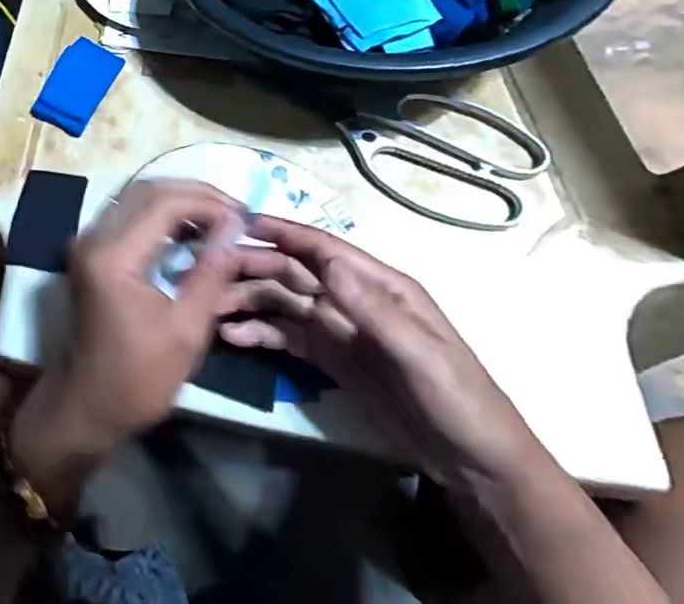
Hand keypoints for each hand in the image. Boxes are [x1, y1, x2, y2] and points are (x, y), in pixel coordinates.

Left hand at [11, 180, 246, 497]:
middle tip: (235, 212)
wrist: (84, 409)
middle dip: (197, 195)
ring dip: (181, 200)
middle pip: (149, 190)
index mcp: (113, 257)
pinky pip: (130, 214)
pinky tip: (192, 229)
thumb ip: (212, 271)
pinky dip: (163, 213)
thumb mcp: (187, 330)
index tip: (243, 217)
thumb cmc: (137, 379)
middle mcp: (94, 238)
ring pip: (139, 197)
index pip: (165, 204)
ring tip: (220, 218)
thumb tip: (235, 227)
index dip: (208, 203)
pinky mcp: (91, 252)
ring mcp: (88, 242)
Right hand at [220, 216, 534, 487]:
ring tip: (212, 306)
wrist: (472, 462)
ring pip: (285, 302)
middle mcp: (354, 299)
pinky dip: (260, 333)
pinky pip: (288, 337)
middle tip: (211, 271)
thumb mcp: (421, 354)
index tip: (241, 222)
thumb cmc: (458, 399)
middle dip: (255, 266)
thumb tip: (330, 263)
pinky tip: (233, 337)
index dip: (285, 232)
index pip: (324, 249)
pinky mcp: (331, 360)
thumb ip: (374, 310)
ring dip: (250, 299)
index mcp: (380, 285)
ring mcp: (340, 330)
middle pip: (296, 272)